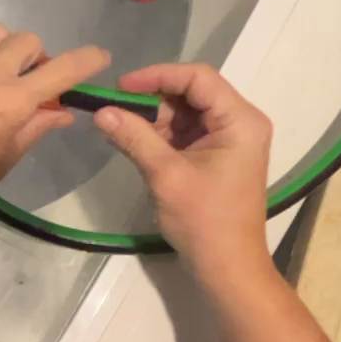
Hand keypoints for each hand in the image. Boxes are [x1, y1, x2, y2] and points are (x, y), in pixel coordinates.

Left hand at [0, 9, 109, 220]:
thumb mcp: (5, 159)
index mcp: (15, 101)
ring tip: (1, 62)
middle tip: (30, 78)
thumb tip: (62, 112)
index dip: (87, 61)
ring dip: (5, 43)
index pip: (63, 70)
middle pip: (28, 42)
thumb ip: (35, 129)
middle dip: (37, 57)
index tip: (99, 57)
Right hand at [93, 63, 272, 275]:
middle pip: (191, 94)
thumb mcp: (165, 175)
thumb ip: (134, 138)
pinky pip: (183, 135)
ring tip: (117, 127)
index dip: (157, 76)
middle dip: (151, 99)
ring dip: (152, 119)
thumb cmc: (204, 219)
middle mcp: (238, 123)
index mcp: (239, 120)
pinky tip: (131, 141)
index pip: (198, 78)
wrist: (226, 265)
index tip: (120, 87)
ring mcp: (227, 141)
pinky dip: (158, 136)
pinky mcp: (213, 157)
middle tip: (114, 109)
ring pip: (184, 114)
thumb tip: (101, 113)